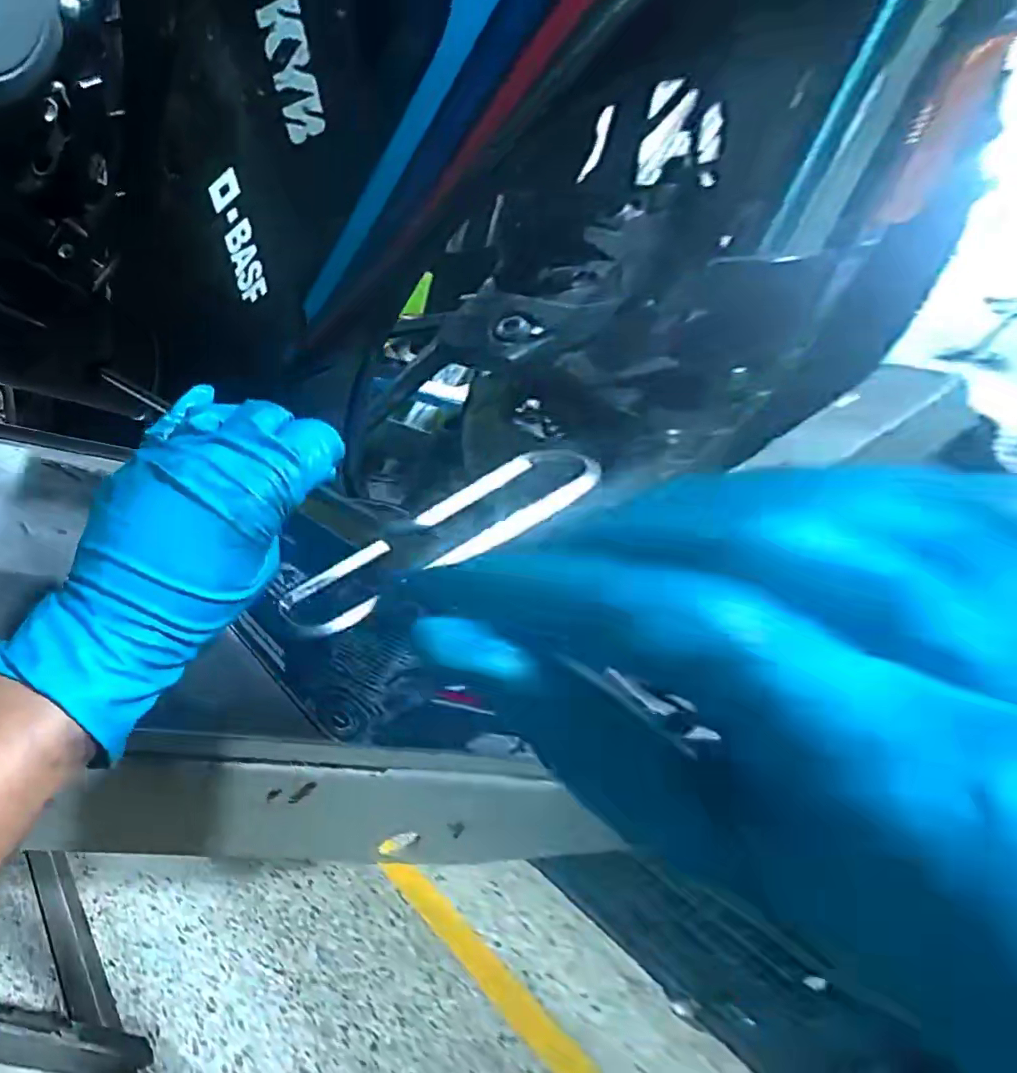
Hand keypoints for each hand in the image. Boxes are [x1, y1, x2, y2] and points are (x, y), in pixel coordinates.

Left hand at [0, 385, 341, 760]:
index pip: (310, 440)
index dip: (320, 451)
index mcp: (262, 486)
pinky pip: (176, 418)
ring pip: (224, 411)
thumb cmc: (197, 603)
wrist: (125, 612)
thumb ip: (273, 516)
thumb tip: (278, 494)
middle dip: (283, 434)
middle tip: (281, 458)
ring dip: (241, 425)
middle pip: (268, 417)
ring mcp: (179, 450)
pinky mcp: (146, 456)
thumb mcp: (259, 565)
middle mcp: (222, 455)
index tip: (317, 464)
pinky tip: (206, 407)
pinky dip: (196, 411)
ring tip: (244, 445)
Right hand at [406, 467, 1016, 1071]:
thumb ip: (578, 735)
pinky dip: (756, 502)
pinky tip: (707, 537)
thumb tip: (444, 642)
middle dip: (588, 547)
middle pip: (741, 538)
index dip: (534, 588)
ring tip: (588, 560)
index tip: (433, 587)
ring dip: (659, 520)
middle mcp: (998, 654)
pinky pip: (878, 486)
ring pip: (806, 497)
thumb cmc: (883, 907)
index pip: (680, 623)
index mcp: (903, 763)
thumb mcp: (713, 844)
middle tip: (506, 578)